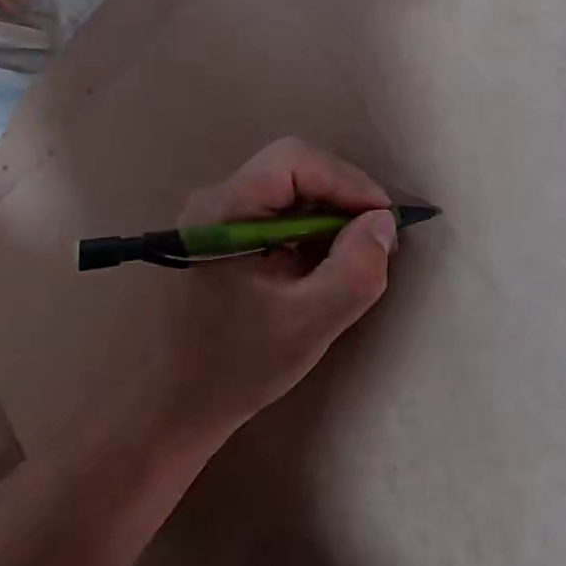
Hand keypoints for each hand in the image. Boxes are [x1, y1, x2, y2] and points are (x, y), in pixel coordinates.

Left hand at [138, 138, 397, 451]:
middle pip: (296, 168)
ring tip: (357, 251)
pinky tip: (329, 260)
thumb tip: (384, 222)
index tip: (381, 218)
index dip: (346, 180)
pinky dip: (318, 226)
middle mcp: (215, 201)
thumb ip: (354, 270)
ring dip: (334, 212)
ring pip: (295, 187)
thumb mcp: (310, 324)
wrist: (180, 403)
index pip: (292, 161)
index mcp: (222, 215)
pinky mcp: (230, 232)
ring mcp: (220, 215)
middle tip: (376, 236)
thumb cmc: (239, 365)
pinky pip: (286, 208)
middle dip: (344, 196)